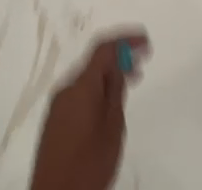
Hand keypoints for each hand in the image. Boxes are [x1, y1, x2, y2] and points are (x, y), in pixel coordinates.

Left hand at [30, 31, 149, 189]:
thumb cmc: (89, 162)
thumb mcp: (113, 127)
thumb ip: (116, 92)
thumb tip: (118, 67)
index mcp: (80, 86)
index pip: (103, 48)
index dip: (126, 39)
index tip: (146, 42)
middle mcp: (65, 89)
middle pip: (94, 62)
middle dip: (119, 57)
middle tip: (142, 63)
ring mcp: (57, 105)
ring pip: (86, 79)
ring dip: (108, 75)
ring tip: (131, 84)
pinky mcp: (55, 120)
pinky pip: (79, 93)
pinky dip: (97, 90)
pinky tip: (110, 104)